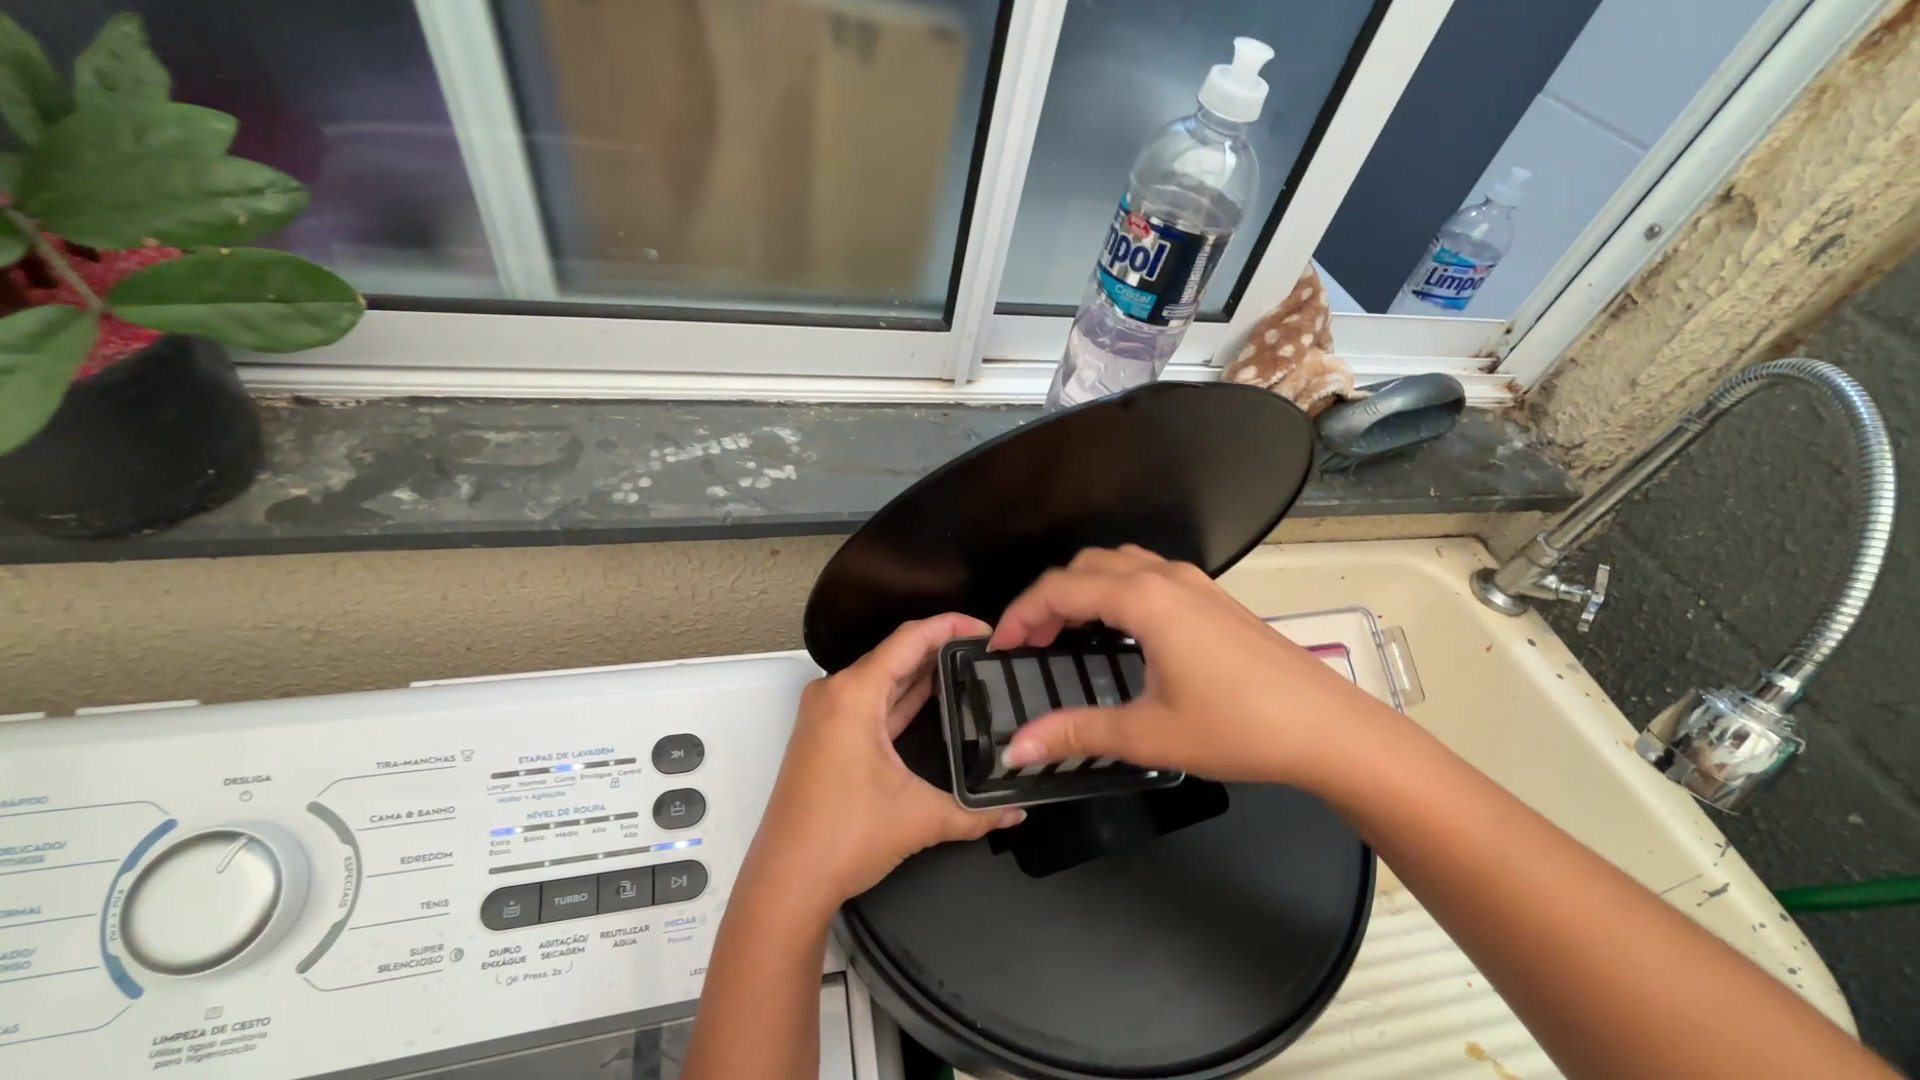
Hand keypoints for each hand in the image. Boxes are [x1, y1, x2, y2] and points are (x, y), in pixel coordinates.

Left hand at [741, 613, 1024, 920]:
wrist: (787, 881)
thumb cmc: (832, 841)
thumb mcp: (919, 818)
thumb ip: (976, 812)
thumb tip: (1011, 810)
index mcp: (853, 696)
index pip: (909, 638)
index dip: (950, 626)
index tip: (982, 626)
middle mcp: (834, 696)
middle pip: (895, 653)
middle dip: (940, 646)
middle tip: (981, 648)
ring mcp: (826, 716)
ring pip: (882, 677)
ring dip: (920, 671)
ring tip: (963, 666)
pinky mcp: (826, 737)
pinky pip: (870, 701)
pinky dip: (900, 696)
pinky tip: (929, 697)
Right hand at [989, 546, 1392, 788]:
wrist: (1328, 729)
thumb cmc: (1240, 727)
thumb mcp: (1148, 733)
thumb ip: (1076, 732)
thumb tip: (1018, 747)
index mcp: (1146, 601)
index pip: (1059, 589)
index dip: (1019, 615)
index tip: (999, 647)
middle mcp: (1168, 578)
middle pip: (1085, 566)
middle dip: (1047, 599)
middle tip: (1027, 644)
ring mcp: (1196, 584)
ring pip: (1119, 564)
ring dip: (1082, 589)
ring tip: (1064, 634)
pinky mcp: (1215, 599)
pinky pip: (1148, 575)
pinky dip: (1114, 592)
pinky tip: (1118, 633)